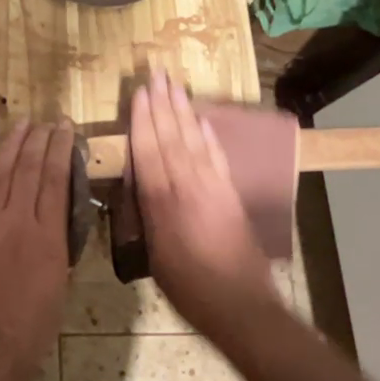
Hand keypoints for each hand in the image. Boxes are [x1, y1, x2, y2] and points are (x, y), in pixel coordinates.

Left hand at [0, 121, 73, 380]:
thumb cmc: (29, 331)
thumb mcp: (59, 289)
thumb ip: (59, 249)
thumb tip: (60, 221)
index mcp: (47, 237)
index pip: (56, 180)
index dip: (61, 150)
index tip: (66, 128)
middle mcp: (17, 222)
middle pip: (29, 169)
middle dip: (40, 140)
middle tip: (47, 120)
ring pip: (0, 173)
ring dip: (11, 145)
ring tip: (21, 123)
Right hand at [129, 70, 279, 335]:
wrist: (241, 306)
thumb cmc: (188, 289)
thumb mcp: (155, 255)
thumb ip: (147, 216)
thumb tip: (138, 187)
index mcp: (162, 203)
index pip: (149, 151)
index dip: (142, 120)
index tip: (138, 93)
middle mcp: (187, 187)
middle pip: (171, 137)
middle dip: (162, 104)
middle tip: (156, 74)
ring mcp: (212, 188)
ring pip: (193, 140)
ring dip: (182, 110)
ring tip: (174, 85)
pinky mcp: (229, 195)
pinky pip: (216, 157)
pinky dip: (208, 136)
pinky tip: (201, 119)